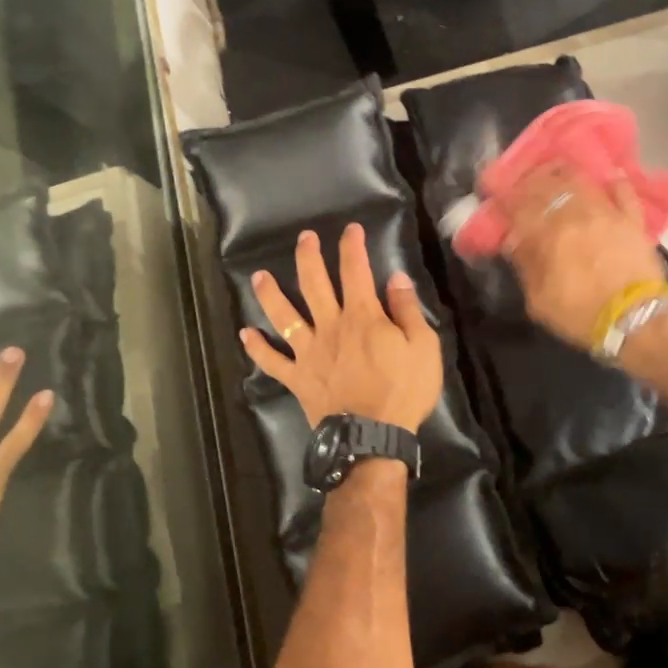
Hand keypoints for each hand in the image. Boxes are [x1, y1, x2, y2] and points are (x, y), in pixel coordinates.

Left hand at [239, 224, 442, 430]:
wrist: (372, 437)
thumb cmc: (403, 391)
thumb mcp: (423, 346)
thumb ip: (407, 310)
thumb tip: (395, 278)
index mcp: (362, 316)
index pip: (355, 270)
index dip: (352, 246)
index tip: (351, 229)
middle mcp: (330, 326)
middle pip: (314, 284)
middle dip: (309, 257)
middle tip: (304, 238)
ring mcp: (309, 352)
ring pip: (284, 316)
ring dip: (270, 294)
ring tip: (259, 276)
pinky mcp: (298, 378)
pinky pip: (272, 361)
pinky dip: (257, 348)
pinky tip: (245, 335)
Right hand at [495, 163, 667, 349]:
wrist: (636, 321)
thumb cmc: (582, 314)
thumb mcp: (540, 301)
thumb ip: (525, 266)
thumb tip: (514, 242)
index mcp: (549, 233)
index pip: (520, 204)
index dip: (505, 197)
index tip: (495, 194)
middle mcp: (576, 214)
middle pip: (548, 184)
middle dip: (530, 180)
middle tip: (522, 183)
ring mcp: (607, 212)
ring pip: (582, 180)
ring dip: (564, 174)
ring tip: (555, 175)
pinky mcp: (633, 220)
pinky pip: (624, 191)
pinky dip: (614, 183)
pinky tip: (608, 179)